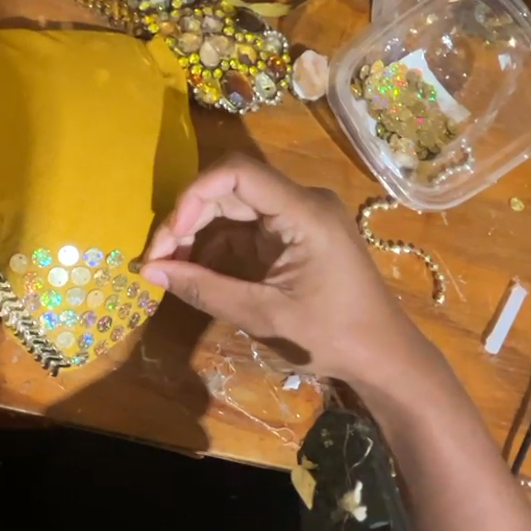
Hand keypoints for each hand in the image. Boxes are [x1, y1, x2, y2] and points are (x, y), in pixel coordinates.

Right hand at [137, 156, 452, 402]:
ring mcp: (295, 216)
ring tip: (168, 268)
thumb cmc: (332, 337)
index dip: (193, 196)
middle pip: (227, 188)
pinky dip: (212, 246)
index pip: (237, 173)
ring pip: (229, 206)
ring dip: (194, 233)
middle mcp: (300, 201)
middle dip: (186, 219)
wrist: (383, 357)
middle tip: (156, 260)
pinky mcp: (288, 233)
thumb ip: (204, 289)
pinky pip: (240, 226)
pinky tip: (193, 271)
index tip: (171, 238)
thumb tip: (147, 271)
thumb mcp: (262, 316)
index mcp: (304, 213)